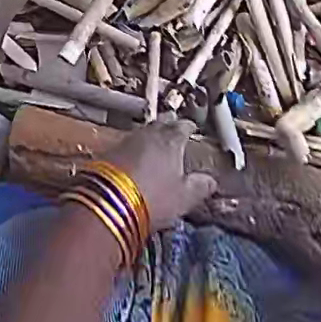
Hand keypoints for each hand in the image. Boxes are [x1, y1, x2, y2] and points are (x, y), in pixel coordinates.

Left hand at [101, 119, 218, 230]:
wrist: (109, 199)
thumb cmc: (154, 197)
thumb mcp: (184, 197)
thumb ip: (199, 186)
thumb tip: (211, 180)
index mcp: (170, 141)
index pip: (182, 127)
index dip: (188, 126)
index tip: (192, 127)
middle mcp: (148, 135)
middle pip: (160, 123)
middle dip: (168, 123)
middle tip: (174, 125)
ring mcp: (126, 140)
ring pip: (143, 130)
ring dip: (151, 133)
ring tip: (157, 139)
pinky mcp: (109, 150)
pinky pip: (128, 142)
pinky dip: (136, 145)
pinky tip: (137, 152)